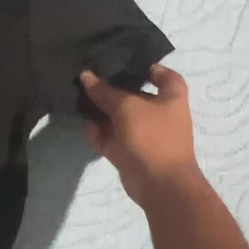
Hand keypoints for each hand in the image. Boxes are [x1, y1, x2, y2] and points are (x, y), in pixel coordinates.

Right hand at [80, 64, 207, 211]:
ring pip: (118, 117)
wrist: (159, 184)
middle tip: (88, 78)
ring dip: (100, 111)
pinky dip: (98, 132)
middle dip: (112, 89)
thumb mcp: (126, 107)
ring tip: (78, 99)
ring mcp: (144, 135)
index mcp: (170, 98)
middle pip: (134, 96)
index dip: (150, 68)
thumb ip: (104, 91)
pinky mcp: (129, 152)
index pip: (165, 76)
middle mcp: (159, 114)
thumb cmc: (151, 136)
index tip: (126, 64)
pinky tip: (84, 125)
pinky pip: (110, 137)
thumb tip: (86, 76)